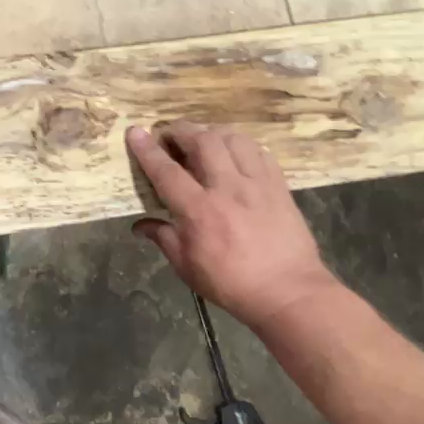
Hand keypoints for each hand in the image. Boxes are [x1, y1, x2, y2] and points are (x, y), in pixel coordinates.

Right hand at [125, 121, 340, 330]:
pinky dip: (242, 146)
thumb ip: (163, 238)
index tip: (135, 131)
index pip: (167, 171)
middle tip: (170, 135)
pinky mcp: (279, 187)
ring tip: (203, 140)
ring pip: (234, 139)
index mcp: (199, 211)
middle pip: (203, 141)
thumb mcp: (186, 266)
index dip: (148, 149)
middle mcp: (228, 189)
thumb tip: (139, 225)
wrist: (288, 292)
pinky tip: (235, 155)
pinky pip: (260, 152)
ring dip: (213, 133)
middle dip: (181, 130)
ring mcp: (258, 185)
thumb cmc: (230, 283)